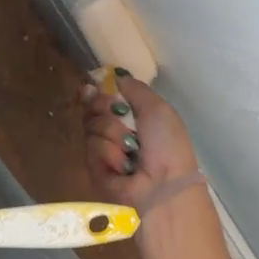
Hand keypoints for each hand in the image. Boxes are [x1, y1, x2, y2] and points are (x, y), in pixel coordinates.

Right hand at [81, 74, 202, 211]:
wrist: (162, 184)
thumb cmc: (166, 144)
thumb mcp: (156, 107)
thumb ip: (134, 89)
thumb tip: (115, 74)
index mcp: (132, 115)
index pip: (104, 97)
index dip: (96, 91)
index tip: (92, 87)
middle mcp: (114, 131)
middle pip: (93, 108)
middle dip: (104, 108)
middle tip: (120, 115)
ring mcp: (102, 150)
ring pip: (91, 126)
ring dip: (113, 133)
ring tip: (130, 149)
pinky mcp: (93, 168)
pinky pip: (92, 148)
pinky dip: (109, 152)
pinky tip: (122, 164)